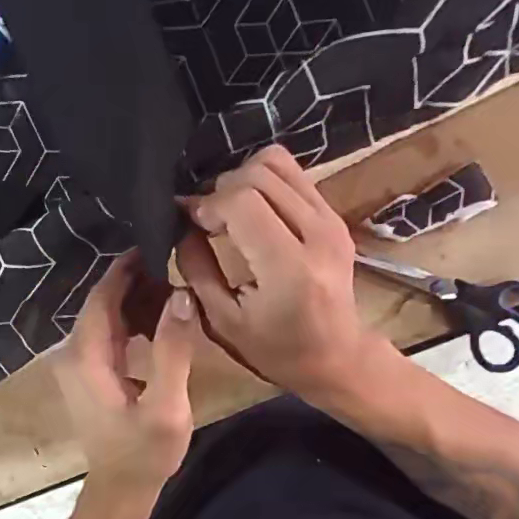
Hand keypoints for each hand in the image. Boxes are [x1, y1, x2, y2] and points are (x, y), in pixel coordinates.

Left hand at [53, 251, 197, 507]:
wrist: (121, 491)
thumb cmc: (145, 453)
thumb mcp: (166, 404)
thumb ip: (172, 349)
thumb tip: (180, 295)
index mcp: (86, 356)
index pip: (102, 296)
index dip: (126, 268)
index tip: (156, 245)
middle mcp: (73, 354)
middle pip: (102, 302)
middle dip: (135, 281)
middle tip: (175, 265)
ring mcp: (78, 365)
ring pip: (106, 317)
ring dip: (136, 300)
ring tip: (174, 288)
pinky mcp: (90, 374)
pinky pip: (110, 334)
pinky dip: (133, 321)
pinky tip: (161, 320)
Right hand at [176, 145, 393, 401]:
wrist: (337, 355)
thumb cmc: (276, 350)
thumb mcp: (223, 321)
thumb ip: (196, 268)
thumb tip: (181, 223)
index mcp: (290, 269)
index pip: (242, 202)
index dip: (207, 205)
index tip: (191, 223)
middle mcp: (318, 235)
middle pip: (258, 175)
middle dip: (221, 190)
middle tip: (207, 220)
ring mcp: (332, 220)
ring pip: (276, 162)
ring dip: (243, 179)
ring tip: (230, 211)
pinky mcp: (335, 215)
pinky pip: (293, 174)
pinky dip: (264, 181)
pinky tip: (252, 210)